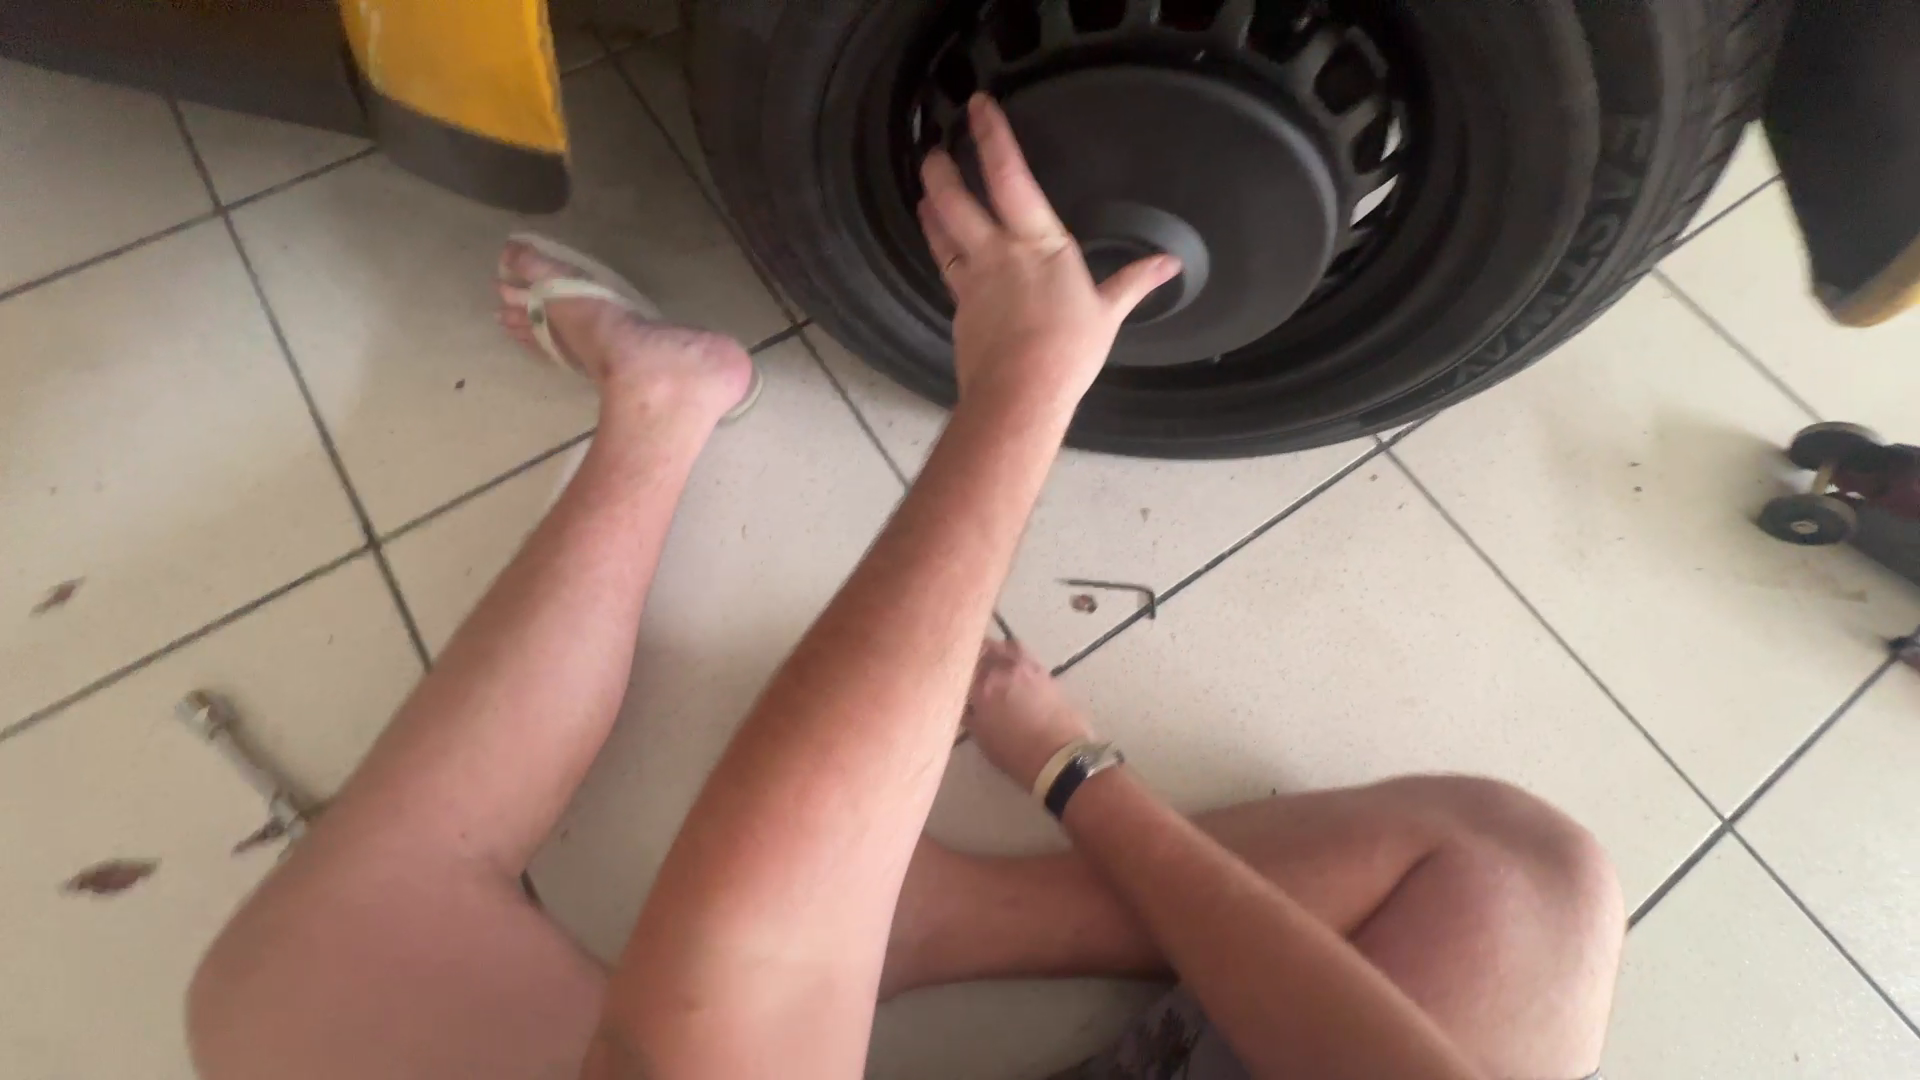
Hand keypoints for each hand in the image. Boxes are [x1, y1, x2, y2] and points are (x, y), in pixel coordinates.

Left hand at [919, 95, 1180, 413]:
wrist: (1019, 395)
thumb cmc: (1066, 353)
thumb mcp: (1108, 314)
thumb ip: (1134, 282)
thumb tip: (1169, 265)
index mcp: (1038, 244)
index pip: (1009, 176)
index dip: (991, 136)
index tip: (977, 107)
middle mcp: (997, 254)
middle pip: (956, 201)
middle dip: (941, 172)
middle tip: (933, 154)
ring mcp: (972, 283)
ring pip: (942, 235)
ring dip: (932, 211)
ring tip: (925, 195)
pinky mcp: (959, 312)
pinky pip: (947, 274)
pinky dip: (942, 256)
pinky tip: (945, 256)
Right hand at [964, 640, 1098, 790]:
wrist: (1060, 756)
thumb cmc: (1016, 754)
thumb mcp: (982, 739)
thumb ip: (970, 715)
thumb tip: (965, 703)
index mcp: (982, 687)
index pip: (964, 666)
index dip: (958, 669)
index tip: (954, 674)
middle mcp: (1002, 669)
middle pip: (983, 649)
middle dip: (975, 655)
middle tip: (971, 665)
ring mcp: (1025, 667)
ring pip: (1005, 645)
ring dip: (997, 649)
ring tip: (994, 660)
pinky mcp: (1044, 671)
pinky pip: (1025, 653)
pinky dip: (1016, 655)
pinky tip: (1015, 667)